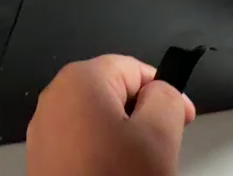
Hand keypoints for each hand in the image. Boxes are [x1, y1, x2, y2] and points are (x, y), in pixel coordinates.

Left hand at [27, 55, 194, 175]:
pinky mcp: (45, 158)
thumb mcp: (157, 139)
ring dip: (125, 145)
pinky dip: (104, 161)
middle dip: (143, 121)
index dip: (165, 90)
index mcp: (80, 78)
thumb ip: (166, 100)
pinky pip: (84, 147)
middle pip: (115, 95)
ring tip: (138, 174)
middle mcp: (56, 96)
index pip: (133, 68)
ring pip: (101, 124)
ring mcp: (46, 129)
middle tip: (161, 154)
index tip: (187, 118)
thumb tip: (162, 88)